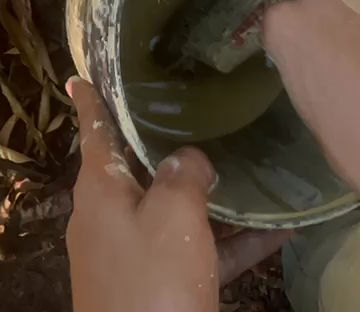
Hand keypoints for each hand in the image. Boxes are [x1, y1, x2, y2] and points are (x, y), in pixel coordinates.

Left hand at [66, 77, 287, 310]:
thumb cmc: (152, 282)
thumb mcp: (172, 215)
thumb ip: (184, 173)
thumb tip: (190, 158)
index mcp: (101, 186)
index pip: (93, 126)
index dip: (90, 96)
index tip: (81, 71)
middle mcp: (109, 213)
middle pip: (136, 161)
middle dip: (165, 136)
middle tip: (192, 100)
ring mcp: (131, 252)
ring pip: (171, 205)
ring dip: (210, 191)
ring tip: (248, 158)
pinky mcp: (157, 287)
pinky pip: (195, 249)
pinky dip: (230, 239)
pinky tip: (277, 228)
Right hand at [261, 0, 359, 238]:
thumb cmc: (358, 146)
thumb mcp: (312, 112)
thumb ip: (311, 71)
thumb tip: (327, 66)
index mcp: (287, 25)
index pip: (282, 25)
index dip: (298, 46)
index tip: (312, 67)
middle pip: (319, 1)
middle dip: (330, 24)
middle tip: (347, 61)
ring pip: (358, 0)